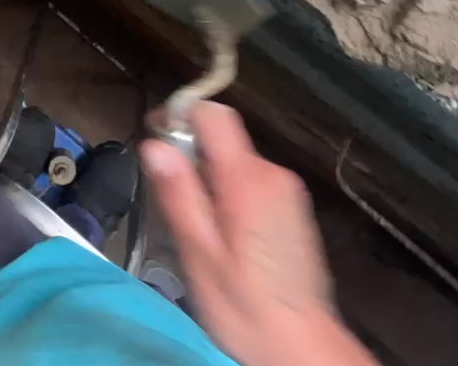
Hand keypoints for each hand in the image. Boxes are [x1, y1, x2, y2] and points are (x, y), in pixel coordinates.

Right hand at [141, 102, 376, 365]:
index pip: (213, 115)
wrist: (304, 348)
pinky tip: (222, 233)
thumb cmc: (245, 307)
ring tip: (195, 223)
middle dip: (191, 154)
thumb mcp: (200, 254)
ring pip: (234, 158)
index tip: (155, 137)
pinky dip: (228, 189)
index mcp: (247, 180)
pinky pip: (250, 178)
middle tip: (169, 195)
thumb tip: (154, 146)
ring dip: (208, 175)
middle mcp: (272, 174)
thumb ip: (179, 194)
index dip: (180, 115)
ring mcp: (287, 189)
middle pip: (222, 136)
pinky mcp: (292, 206)